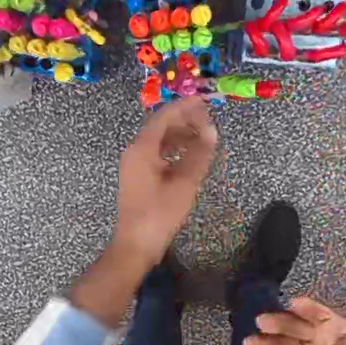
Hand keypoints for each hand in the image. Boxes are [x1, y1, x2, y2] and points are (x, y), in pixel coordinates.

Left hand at [111, 96, 217, 267]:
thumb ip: (199, 154)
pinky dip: (174, 149)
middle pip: (161, 126)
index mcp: (142, 148)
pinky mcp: (138, 176)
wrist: (135, 244)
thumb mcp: (184, 182)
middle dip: (184, 120)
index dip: (185, 106)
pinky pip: (156, 153)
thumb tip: (211, 131)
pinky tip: (189, 156)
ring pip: (159, 140)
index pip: (165, 117)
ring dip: (180, 135)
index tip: (204, 100)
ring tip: (203, 137)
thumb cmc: (159, 213)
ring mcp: (134, 164)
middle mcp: (135, 151)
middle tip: (208, 120)